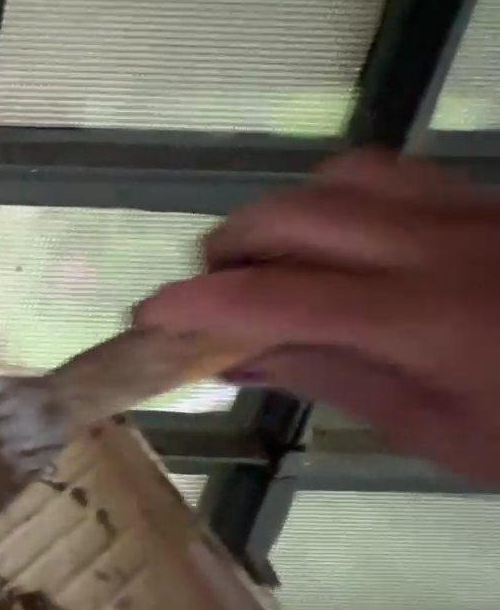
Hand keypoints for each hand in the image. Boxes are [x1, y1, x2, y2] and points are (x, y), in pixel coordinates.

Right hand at [135, 150, 499, 484]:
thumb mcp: (449, 434)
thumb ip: (334, 380)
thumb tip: (234, 359)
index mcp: (427, 321)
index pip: (267, 297)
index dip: (187, 305)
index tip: (144, 321)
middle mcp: (444, 250)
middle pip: (288, 216)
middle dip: (224, 251)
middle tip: (219, 295)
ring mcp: (478, 215)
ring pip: (339, 177)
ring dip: (282, 215)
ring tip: (279, 258)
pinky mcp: (497, 203)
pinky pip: (396, 175)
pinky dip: (342, 199)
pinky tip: (347, 241)